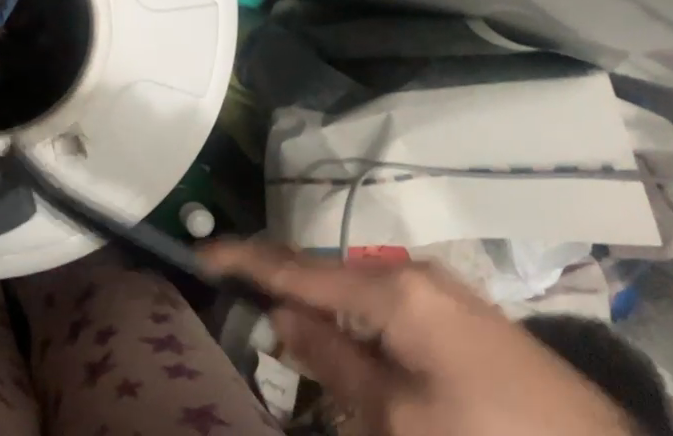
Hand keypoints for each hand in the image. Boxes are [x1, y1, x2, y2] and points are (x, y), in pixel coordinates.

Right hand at [203, 243, 636, 435]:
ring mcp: (449, 294)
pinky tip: (353, 346)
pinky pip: (393, 307)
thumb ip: (333, 360)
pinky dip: (360, 321)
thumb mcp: (399, 418)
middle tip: (242, 300)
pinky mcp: (471, 319)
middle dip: (284, 285)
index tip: (201, 253)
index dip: (245, 260)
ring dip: (323, 308)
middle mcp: (417, 276)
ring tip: (291, 328)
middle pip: (328, 273)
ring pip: (360, 292)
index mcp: (393, 291)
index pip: (297, 267)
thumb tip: (281, 316)